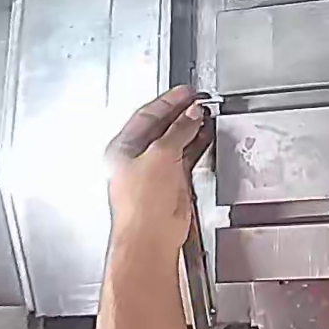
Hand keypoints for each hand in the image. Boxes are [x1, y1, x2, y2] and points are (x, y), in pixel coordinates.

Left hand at [106, 86, 210, 257]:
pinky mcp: (173, 182)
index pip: (147, 115)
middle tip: (199, 100)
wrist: (151, 236)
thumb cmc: (142, 204)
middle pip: (162, 127)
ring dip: (191, 128)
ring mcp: (156, 170)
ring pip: (176, 141)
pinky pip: (186, 156)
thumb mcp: (161, 156)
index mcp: (123, 148)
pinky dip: (197, 144)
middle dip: (181, 113)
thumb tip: (191, 113)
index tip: (186, 92)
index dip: (168, 101)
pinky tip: (206, 136)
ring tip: (206, 114)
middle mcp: (137, 158)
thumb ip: (178, 131)